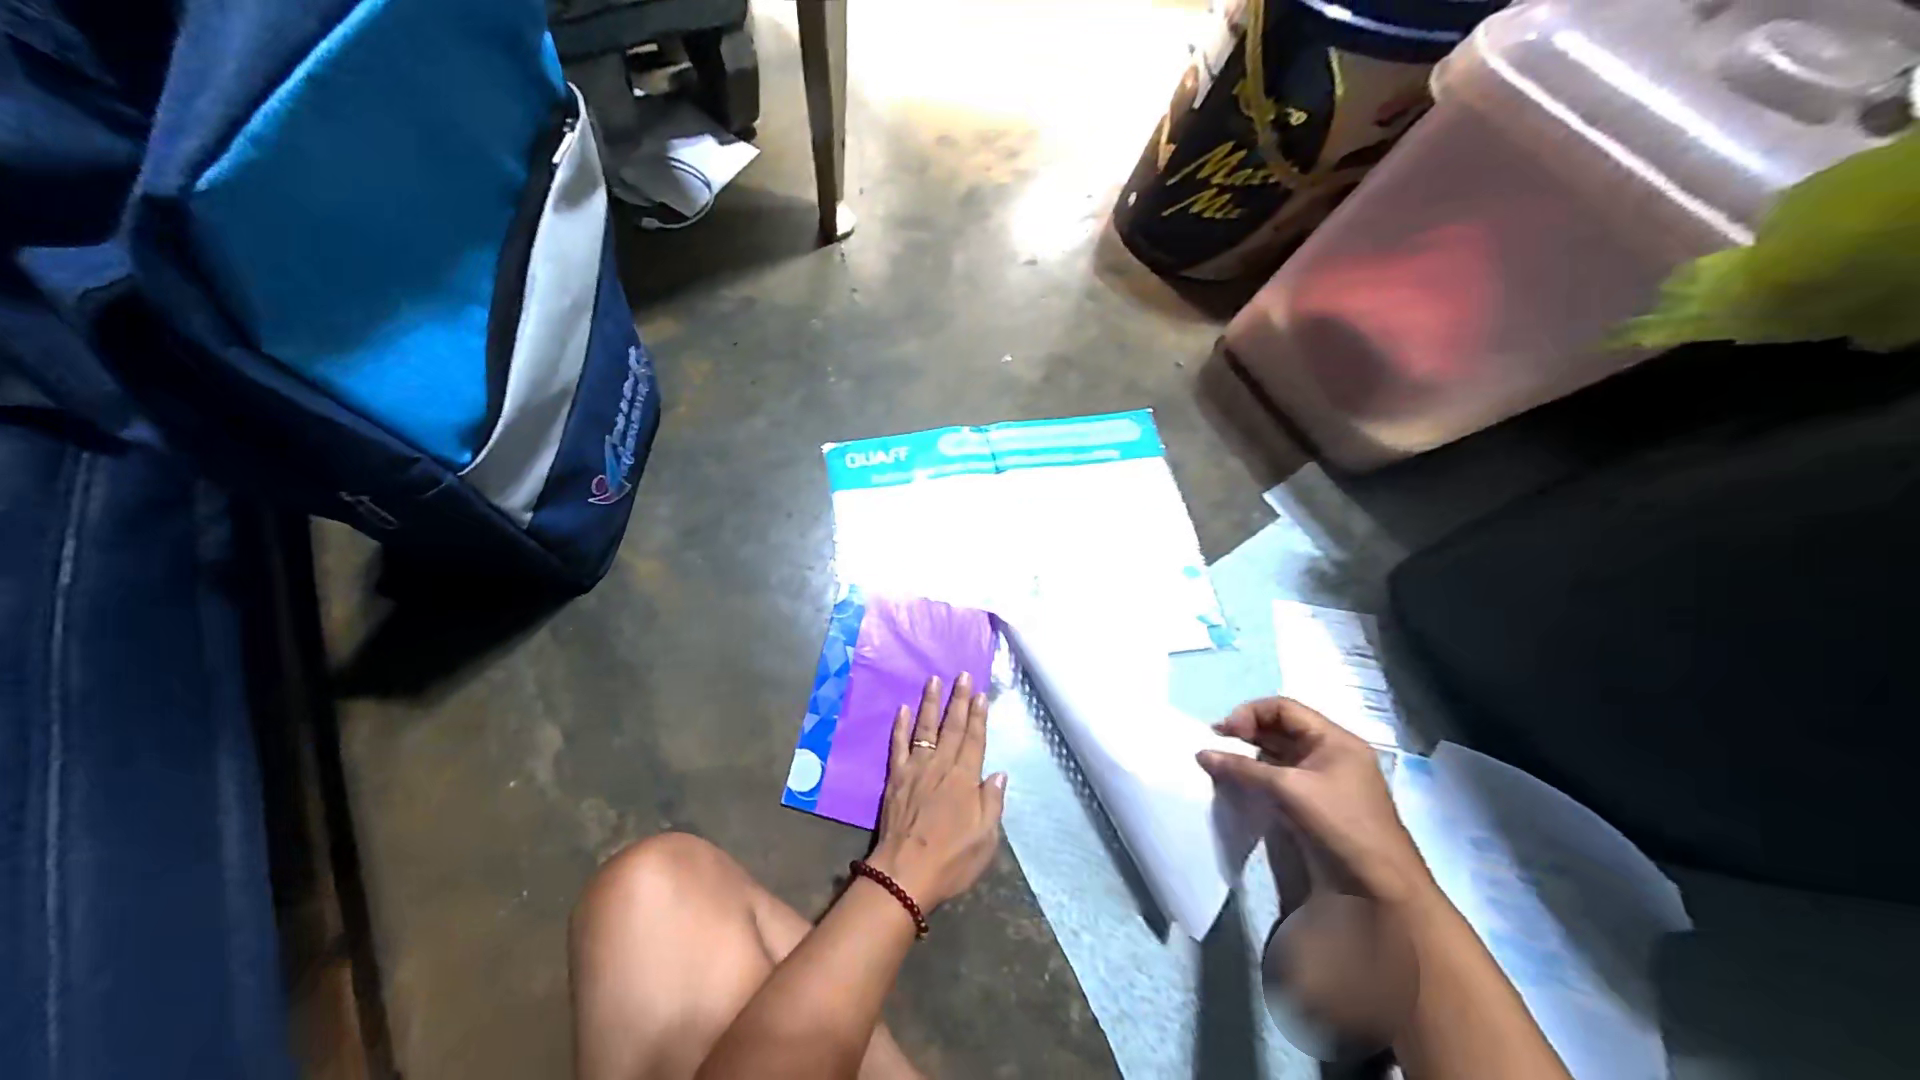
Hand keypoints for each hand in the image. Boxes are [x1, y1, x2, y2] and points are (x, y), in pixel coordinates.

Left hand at [867, 673, 1005, 911]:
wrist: (905, 874)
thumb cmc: (952, 859)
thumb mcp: (986, 837)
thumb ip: (992, 802)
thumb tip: (998, 773)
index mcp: (965, 778)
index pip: (975, 739)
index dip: (979, 715)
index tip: (981, 693)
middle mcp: (941, 766)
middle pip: (952, 726)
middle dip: (958, 699)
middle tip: (962, 675)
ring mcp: (916, 770)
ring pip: (924, 728)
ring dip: (930, 703)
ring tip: (933, 680)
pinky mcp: (896, 779)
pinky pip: (898, 746)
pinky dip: (900, 727)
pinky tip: (903, 709)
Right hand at [1197, 697, 1432, 903]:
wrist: (1380, 891)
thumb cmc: (1340, 825)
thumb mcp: (1289, 790)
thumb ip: (1243, 769)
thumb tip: (1202, 754)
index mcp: (1335, 740)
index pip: (1283, 708)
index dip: (1250, 714)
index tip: (1223, 733)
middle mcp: (1330, 754)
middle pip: (1280, 730)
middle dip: (1246, 734)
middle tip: (1216, 746)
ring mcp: (1324, 781)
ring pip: (1278, 755)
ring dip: (1249, 758)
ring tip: (1223, 766)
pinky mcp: (1315, 805)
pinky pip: (1281, 779)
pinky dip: (1258, 778)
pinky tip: (1239, 785)